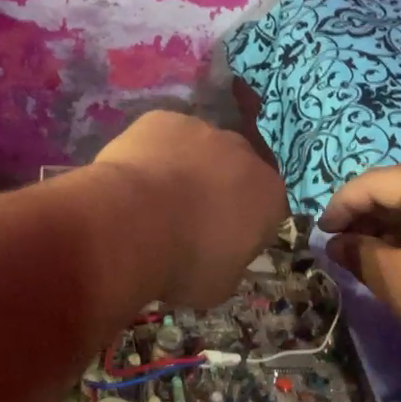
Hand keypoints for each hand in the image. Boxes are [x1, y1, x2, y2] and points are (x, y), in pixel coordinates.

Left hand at [91, 112, 288, 306]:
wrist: (132, 222)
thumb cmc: (184, 261)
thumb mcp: (220, 284)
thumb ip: (231, 262)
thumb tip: (222, 254)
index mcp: (268, 193)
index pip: (266, 209)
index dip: (244, 228)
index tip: (221, 245)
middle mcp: (243, 151)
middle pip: (235, 171)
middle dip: (218, 189)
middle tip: (188, 219)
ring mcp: (202, 128)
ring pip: (198, 148)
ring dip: (186, 167)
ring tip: (154, 198)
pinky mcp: (163, 117)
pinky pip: (163, 136)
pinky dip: (154, 153)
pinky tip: (134, 177)